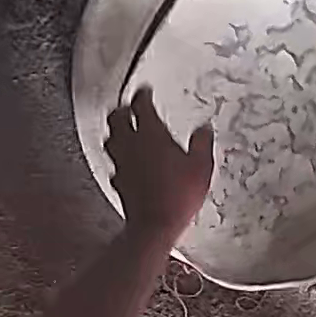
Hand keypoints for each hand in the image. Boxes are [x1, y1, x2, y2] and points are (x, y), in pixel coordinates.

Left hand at [105, 86, 214, 243]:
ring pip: (111, 139)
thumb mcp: (201, 165)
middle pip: (117, 118)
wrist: (156, 225)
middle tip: (128, 106)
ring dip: (115, 131)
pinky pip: (115, 163)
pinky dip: (119, 158)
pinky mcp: (118, 182)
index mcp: (151, 134)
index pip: (141, 104)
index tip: (144, 91)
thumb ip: (201, 143)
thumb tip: (204, 131)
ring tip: (121, 128)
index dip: (142, 94)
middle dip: (122, 109)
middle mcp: (132, 146)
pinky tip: (125, 162)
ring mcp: (122, 164)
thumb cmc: (177, 196)